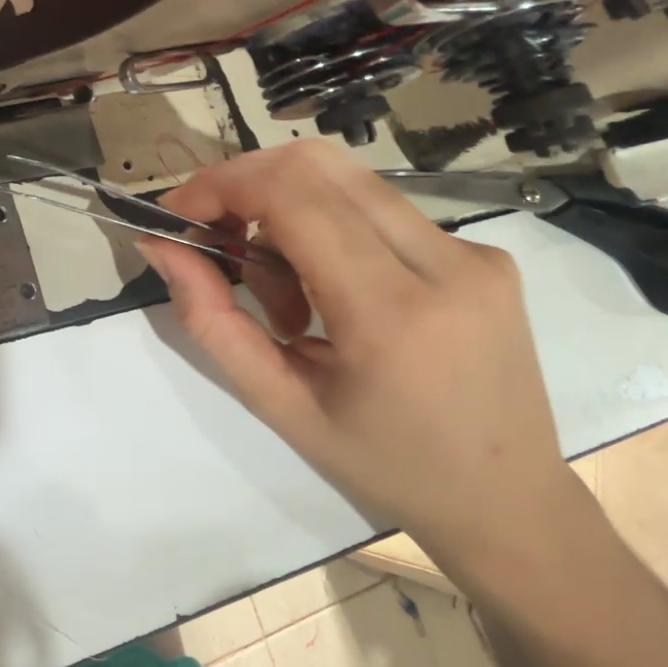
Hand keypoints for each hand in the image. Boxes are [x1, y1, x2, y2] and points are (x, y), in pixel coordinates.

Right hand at [142, 141, 577, 553]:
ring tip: (276, 291)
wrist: (507, 502)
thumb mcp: (276, 402)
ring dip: (282, 211)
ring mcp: (473, 252)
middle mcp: (446, 263)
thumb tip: (160, 246)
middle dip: (241, 185)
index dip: (217, 186)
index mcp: (393, 313)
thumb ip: (209, 319)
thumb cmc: (381, 465)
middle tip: (209, 237)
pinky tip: (322, 292)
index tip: (175, 216)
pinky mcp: (483, 253)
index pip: (291, 195)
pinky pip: (375, 207)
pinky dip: (323, 229)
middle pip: (316, 164)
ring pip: (344, 179)